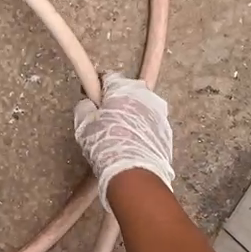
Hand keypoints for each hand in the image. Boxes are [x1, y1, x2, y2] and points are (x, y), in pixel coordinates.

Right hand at [73, 72, 174, 205]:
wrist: (133, 174)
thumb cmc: (107, 145)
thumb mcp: (83, 124)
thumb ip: (84, 107)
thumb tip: (88, 105)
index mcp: (124, 88)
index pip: (107, 78)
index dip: (95, 87)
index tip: (90, 98)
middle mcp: (146, 97)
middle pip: (126, 93)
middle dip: (115, 102)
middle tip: (102, 118)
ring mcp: (160, 115)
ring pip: (139, 110)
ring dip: (129, 116)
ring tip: (116, 134)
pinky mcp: (167, 134)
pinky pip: (149, 126)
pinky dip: (139, 131)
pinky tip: (129, 144)